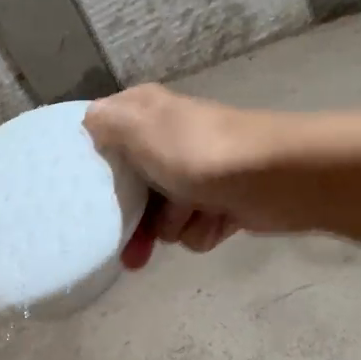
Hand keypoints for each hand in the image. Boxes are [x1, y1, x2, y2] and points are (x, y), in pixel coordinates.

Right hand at [85, 84, 304, 269]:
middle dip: (129, 218)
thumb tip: (87, 118)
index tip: (82, 193)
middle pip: (128, 189)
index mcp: (148, 116)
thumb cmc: (201, 153)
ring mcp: (195, 175)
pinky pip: (192, 231)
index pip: (104, 139)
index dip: (92, 168)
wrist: (278, 178)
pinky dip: (200, 231)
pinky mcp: (220, 204)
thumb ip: (107, 122)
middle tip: (121, 243)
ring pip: (159, 217)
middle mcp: (169, 142)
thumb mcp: (141, 128)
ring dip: (169, 226)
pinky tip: (212, 222)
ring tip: (186, 219)